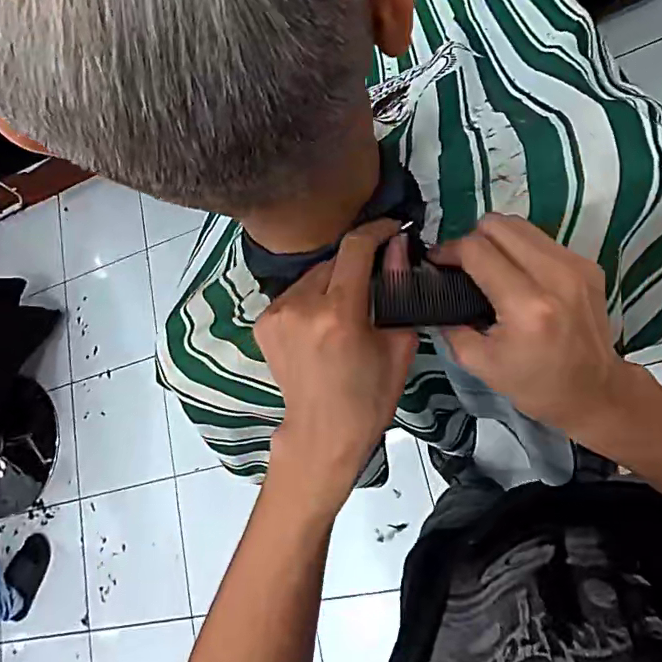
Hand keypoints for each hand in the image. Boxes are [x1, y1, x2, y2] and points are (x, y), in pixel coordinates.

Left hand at [255, 220, 417, 502]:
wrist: (322, 433)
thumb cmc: (369, 397)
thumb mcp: (398, 344)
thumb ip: (397, 289)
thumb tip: (397, 247)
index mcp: (338, 313)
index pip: (355, 247)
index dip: (377, 230)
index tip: (392, 228)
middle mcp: (300, 306)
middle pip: (333, 260)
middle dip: (357, 263)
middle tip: (376, 279)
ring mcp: (276, 314)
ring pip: (313, 275)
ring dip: (333, 281)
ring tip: (348, 307)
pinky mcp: (263, 322)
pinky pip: (295, 293)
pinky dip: (313, 297)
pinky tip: (323, 321)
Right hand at [430, 213, 654, 436]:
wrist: (595, 392)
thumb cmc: (536, 385)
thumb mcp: (481, 364)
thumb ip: (452, 325)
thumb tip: (438, 291)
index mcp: (527, 306)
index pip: (477, 250)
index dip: (449, 250)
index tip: (437, 262)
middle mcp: (555, 276)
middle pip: (498, 225)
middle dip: (471, 239)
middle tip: (463, 264)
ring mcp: (575, 266)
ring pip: (520, 224)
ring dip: (496, 240)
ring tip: (487, 266)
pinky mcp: (587, 265)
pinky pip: (541, 238)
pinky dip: (520, 248)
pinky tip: (516, 273)